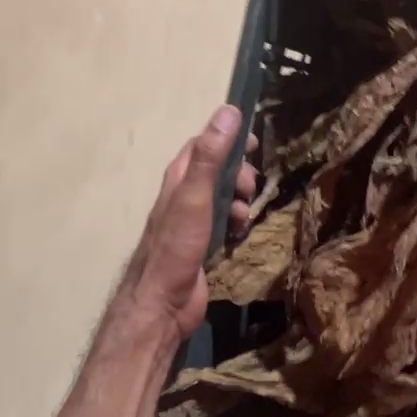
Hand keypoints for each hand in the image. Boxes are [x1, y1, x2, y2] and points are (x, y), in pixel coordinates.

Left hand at [132, 105, 259, 340]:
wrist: (162, 307)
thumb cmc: (176, 246)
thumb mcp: (195, 195)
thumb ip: (211, 155)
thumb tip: (229, 110)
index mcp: (179, 177)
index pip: (204, 142)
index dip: (229, 136)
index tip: (255, 143)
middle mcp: (184, 194)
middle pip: (219, 168)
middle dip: (240, 173)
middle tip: (250, 188)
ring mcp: (193, 219)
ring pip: (225, 195)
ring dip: (241, 199)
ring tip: (244, 215)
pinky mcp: (202, 242)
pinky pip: (227, 220)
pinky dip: (238, 221)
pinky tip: (240, 234)